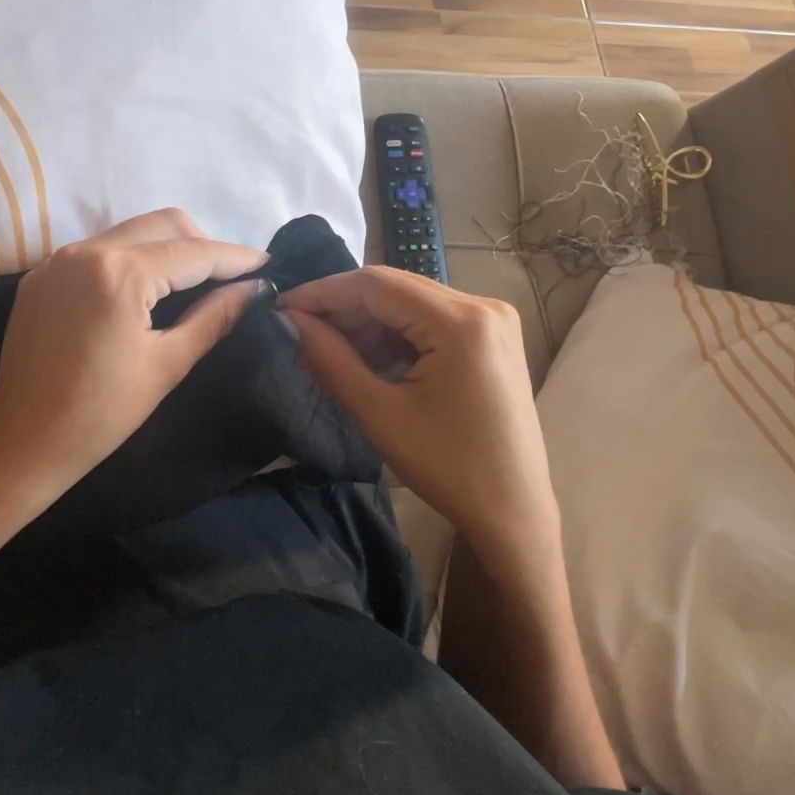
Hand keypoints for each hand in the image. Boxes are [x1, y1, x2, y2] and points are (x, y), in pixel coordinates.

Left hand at [0, 208, 267, 497]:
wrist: (24, 441)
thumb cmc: (102, 413)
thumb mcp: (167, 364)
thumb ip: (214, 317)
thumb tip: (254, 289)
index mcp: (120, 274)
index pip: (194, 252)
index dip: (236, 258)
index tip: (267, 265)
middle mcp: (87, 250)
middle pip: (165, 224)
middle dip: (203, 245)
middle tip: (228, 280)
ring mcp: (58, 259)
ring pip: (130, 231)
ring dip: (166, 248)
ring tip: (190, 284)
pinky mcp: (40, 275)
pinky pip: (97, 249)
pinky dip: (129, 259)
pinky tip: (141, 293)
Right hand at [281, 266, 555, 539]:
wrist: (513, 510)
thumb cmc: (448, 467)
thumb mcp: (380, 413)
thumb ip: (331, 359)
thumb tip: (290, 321)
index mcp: (461, 322)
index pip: (376, 284)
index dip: (323, 292)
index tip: (281, 308)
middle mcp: (483, 306)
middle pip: (394, 288)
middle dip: (343, 309)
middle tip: (300, 335)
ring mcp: (492, 320)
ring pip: (409, 303)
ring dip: (367, 324)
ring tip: (329, 354)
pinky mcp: (491, 337)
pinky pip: (429, 320)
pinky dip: (394, 335)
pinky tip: (367, 361)